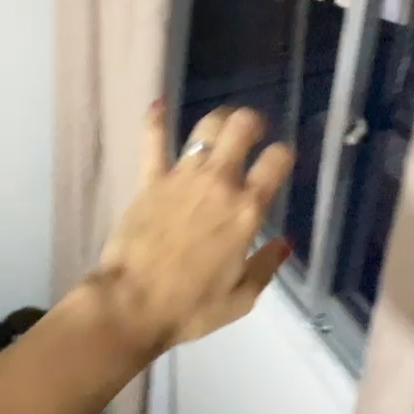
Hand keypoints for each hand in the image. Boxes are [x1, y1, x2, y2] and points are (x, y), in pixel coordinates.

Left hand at [89, 104, 296, 353]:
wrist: (130, 308)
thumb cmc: (189, 309)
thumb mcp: (240, 299)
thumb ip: (265, 267)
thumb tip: (284, 244)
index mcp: (246, 210)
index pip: (277, 161)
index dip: (284, 154)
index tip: (280, 160)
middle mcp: (219, 182)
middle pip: (242, 128)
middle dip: (253, 121)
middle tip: (254, 131)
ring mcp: (183, 176)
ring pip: (207, 127)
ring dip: (220, 118)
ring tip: (223, 123)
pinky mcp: (151, 179)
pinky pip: (153, 141)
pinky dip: (155, 120)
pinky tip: (158, 104)